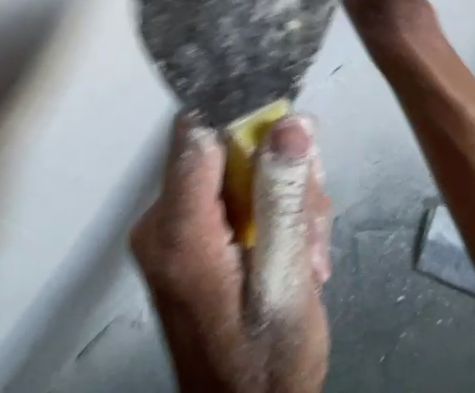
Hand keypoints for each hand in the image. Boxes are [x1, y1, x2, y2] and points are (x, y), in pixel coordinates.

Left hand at [131, 113, 331, 392]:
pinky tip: (294, 253)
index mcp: (178, 231)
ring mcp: (171, 232)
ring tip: (309, 250)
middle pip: (225, 149)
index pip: (197, 130)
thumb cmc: (266, 359)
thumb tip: (291, 122)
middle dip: (281, 171)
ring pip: (237, 172)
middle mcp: (161, 223)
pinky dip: (269, 215)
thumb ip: (284, 198)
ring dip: (283, 199)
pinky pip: (232, 197)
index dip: (245, 116)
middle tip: (313, 218)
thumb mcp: (287, 278)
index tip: (292, 134)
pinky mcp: (184, 242)